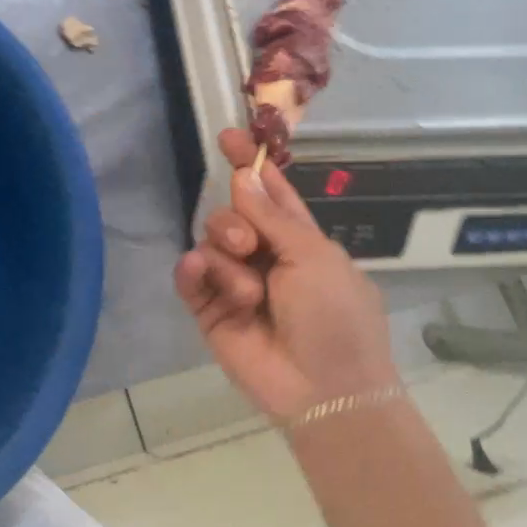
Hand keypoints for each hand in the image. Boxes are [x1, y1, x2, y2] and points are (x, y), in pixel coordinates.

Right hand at [173, 129, 399, 420]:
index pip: (269, 193)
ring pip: (209, 243)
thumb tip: (242, 174)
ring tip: (245, 289)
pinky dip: (194, 270)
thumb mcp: (314, 258)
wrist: (325, 389)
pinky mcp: (209, 308)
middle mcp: (264, 257)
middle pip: (231, 214)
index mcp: (299, 242)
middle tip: (248, 245)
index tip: (229, 136)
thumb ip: (271, 215)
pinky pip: (189, 275)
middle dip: (233, 222)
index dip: (250, 165)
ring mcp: (235, 282)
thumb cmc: (337, 319)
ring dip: (224, 257)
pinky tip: (200, 273)